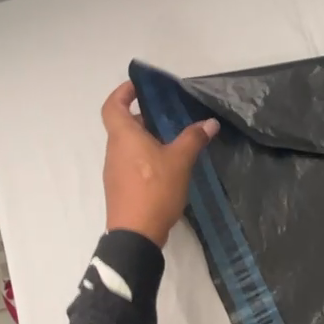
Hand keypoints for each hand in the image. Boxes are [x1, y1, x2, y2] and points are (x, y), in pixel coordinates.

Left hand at [101, 82, 218, 247]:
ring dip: (146, 138)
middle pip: (122, 125)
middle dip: (143, 116)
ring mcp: (115, 170)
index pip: (113, 105)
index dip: (123, 93)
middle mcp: (114, 150)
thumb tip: (209, 123)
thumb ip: (193, 139)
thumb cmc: (155, 190)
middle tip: (167, 115)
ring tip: (172, 141)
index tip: (139, 88)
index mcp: (123, 136)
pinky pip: (131, 162)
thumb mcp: (180, 161)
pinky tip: (167, 167)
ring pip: (128, 145)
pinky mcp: (120, 187)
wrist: (136, 235)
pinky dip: (145, 157)